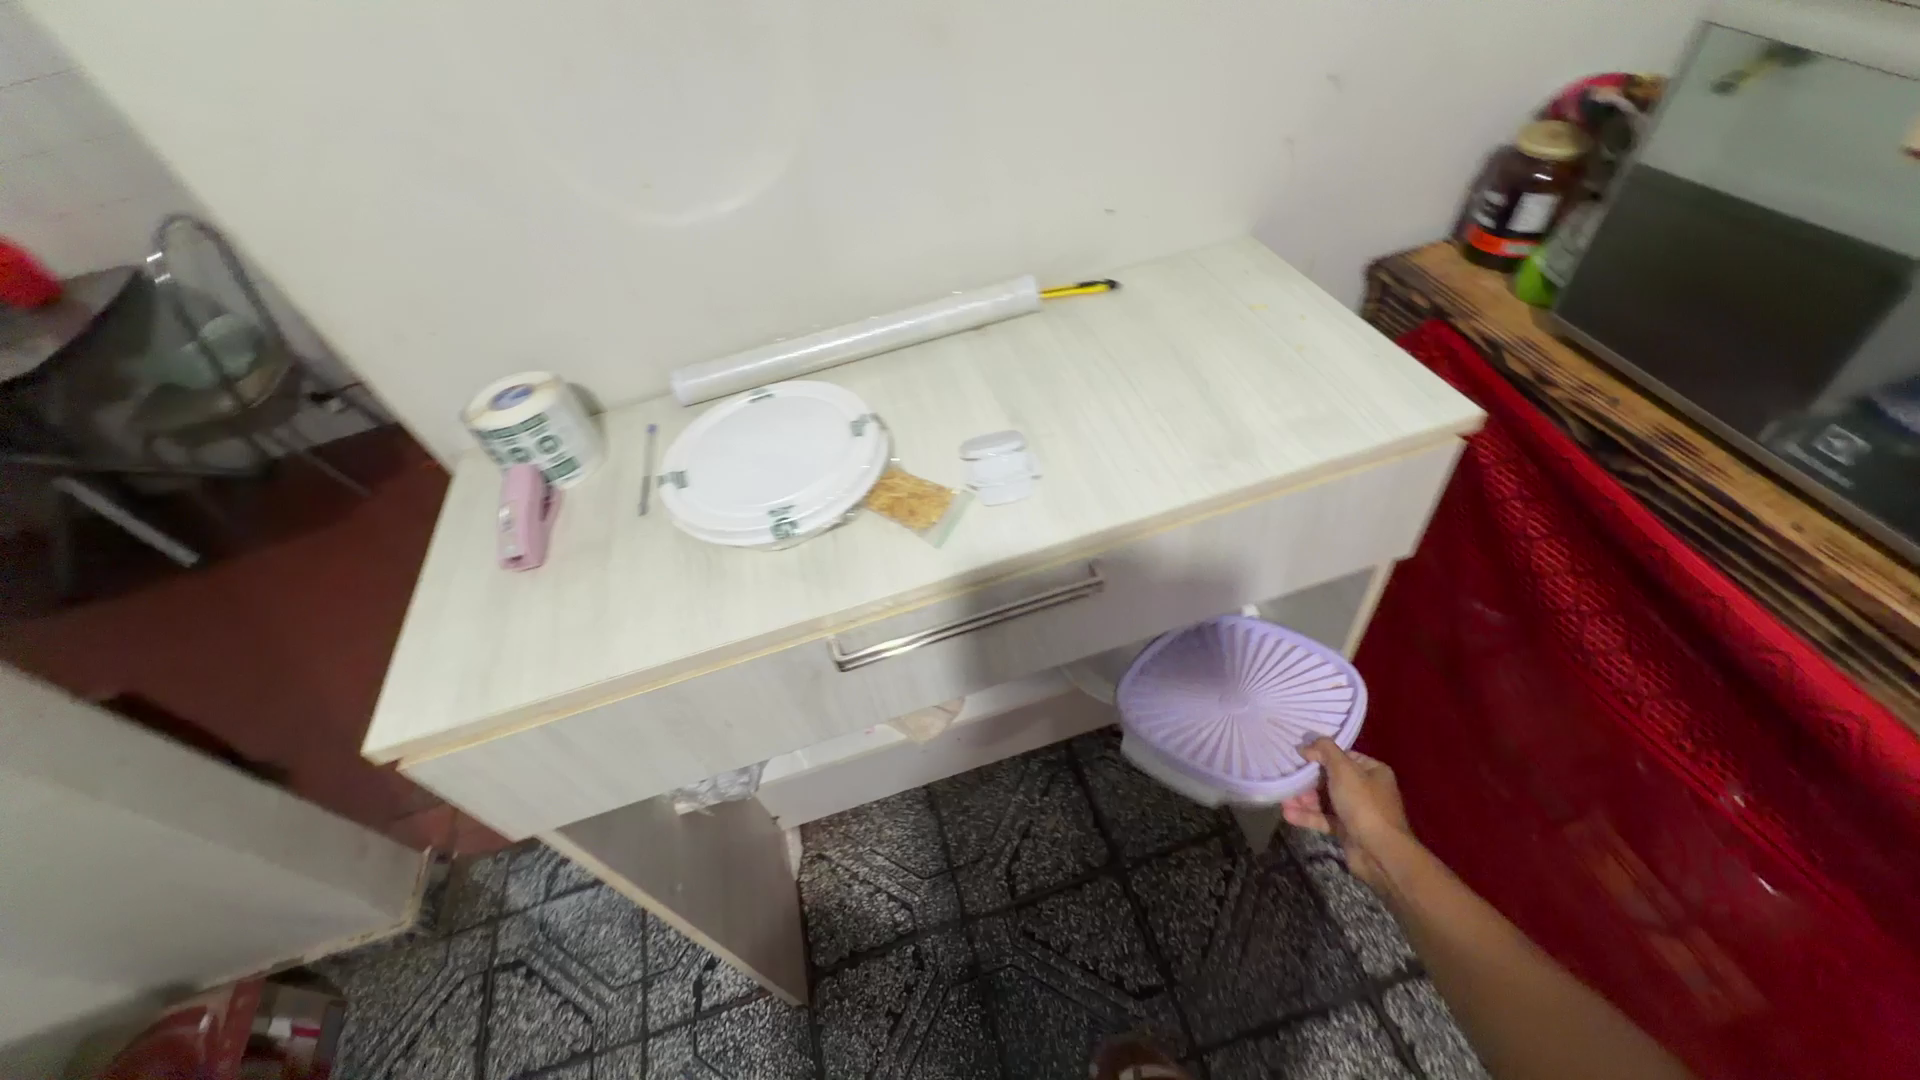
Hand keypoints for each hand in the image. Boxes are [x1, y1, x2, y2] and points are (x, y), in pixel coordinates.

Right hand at [1281, 737, 1413, 891]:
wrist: (1380, 852)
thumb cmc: (1363, 804)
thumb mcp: (1344, 769)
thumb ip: (1325, 751)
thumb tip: (1306, 746)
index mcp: (1373, 771)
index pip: (1344, 756)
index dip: (1321, 755)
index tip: (1299, 756)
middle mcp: (1367, 789)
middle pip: (1331, 778)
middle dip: (1308, 779)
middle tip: (1288, 778)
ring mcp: (1357, 811)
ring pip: (1325, 800)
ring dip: (1304, 799)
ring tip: (1284, 799)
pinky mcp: (1347, 830)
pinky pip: (1324, 818)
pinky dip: (1307, 816)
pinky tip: (1288, 814)